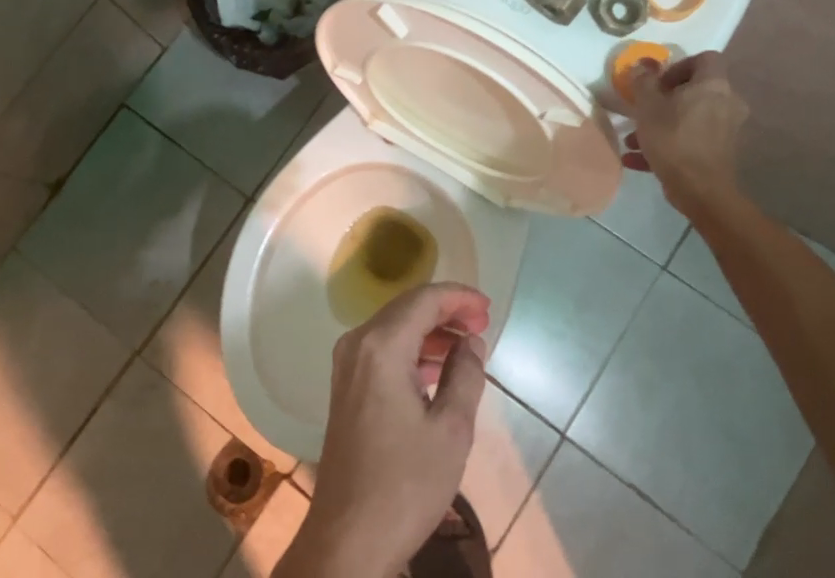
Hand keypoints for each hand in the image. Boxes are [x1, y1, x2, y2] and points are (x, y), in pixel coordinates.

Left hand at [275, 283, 491, 577]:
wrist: (349, 535)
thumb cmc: (406, 483)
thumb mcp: (451, 429)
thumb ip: (465, 375)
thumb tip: (471, 343)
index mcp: (381, 347)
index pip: (424, 299)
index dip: (459, 298)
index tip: (489, 310)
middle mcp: (357, 345)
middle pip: (405, 308)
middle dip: (446, 312)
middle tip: (482, 326)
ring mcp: (346, 367)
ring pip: (393, 329)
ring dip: (430, 331)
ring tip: (467, 348)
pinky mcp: (345, 388)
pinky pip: (382, 351)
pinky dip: (411, 350)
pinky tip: (436, 371)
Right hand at [621, 51, 748, 211]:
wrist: (700, 189)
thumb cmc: (673, 138)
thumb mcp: (647, 106)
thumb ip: (643, 81)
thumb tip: (643, 65)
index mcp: (714, 85)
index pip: (705, 58)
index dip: (679, 65)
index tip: (658, 83)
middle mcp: (727, 103)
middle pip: (695, 90)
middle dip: (665, 99)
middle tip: (644, 110)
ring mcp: (727, 129)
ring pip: (690, 117)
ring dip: (662, 124)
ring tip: (633, 140)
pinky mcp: (721, 152)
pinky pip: (691, 138)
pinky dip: (669, 143)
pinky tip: (639, 159)